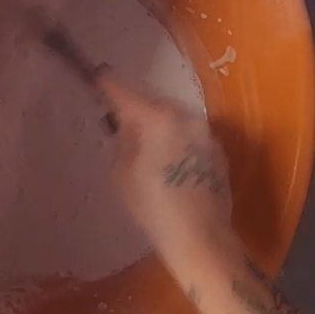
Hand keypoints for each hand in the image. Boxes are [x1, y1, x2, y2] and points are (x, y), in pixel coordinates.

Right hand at [97, 74, 232, 262]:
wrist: (201, 238)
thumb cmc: (154, 207)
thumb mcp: (122, 173)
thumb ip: (122, 140)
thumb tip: (123, 124)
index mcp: (159, 119)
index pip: (126, 94)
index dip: (108, 84)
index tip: (97, 75)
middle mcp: (186, 118)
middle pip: (153, 104)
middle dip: (136, 109)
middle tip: (118, 120)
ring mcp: (206, 134)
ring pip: (174, 120)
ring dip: (158, 126)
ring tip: (144, 146)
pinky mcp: (218, 151)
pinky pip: (189, 137)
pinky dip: (176, 141)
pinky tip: (168, 163)